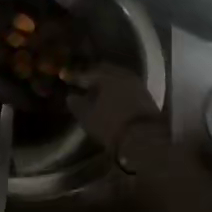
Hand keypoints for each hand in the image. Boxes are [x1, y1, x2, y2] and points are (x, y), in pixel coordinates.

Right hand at [66, 63, 168, 180]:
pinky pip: (127, 88)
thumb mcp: (87, 116)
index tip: (64, 77)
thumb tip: (71, 97)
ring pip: (118, 79)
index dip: (74, 76)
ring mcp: (137, 85)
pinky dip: (118, 90)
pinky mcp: (147, 97)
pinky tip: (112, 98)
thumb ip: (76, 104)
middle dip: (93, 75)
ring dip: (107, 83)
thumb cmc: (111, 124)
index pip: (86, 73)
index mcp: (107, 76)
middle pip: (105, 71)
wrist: (146, 140)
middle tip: (83, 82)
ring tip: (97, 91)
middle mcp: (123, 75)